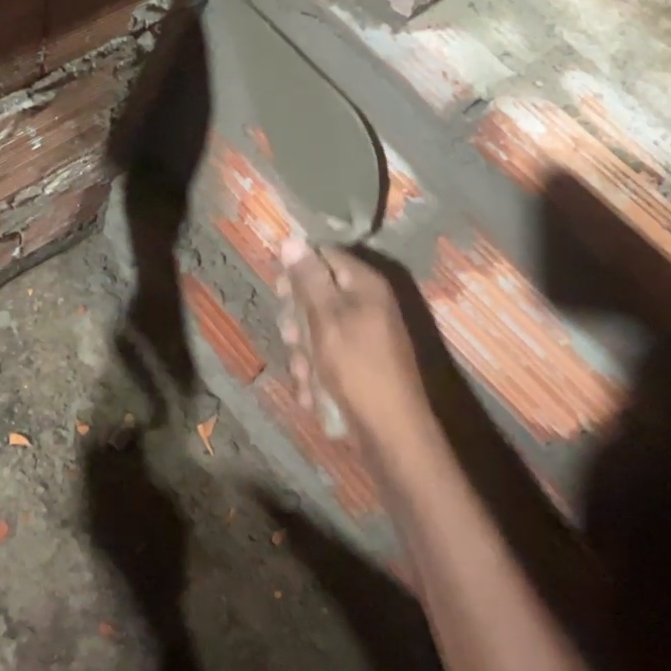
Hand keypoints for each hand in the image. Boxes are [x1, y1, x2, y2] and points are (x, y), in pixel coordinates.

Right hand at [280, 240, 427, 442]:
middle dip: (298, 320)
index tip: (280, 289)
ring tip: (308, 375)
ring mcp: (363, 337)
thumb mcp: (327, 317)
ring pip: (315, 331)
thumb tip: (292, 239)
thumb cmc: (357, 367)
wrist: (390, 431)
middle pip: (316, 295)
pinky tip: (314, 393)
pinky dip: (316, 374)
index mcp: (365, 285)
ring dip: (304, 353)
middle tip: (294, 337)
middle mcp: (367, 305)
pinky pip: (325, 358)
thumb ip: (308, 278)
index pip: (325, 255)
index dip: (299, 268)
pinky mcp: (358, 365)